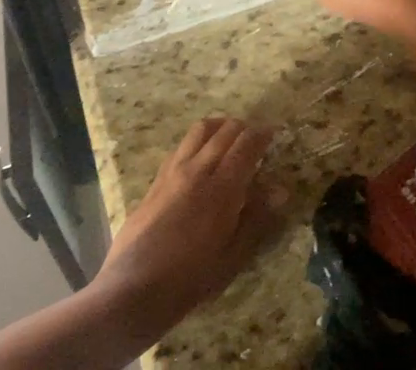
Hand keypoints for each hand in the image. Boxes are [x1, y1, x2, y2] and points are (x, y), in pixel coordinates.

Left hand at [91, 118, 281, 331]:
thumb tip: (281, 190)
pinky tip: (201, 159)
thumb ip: (257, 218)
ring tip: (229, 139)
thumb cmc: (191, 278)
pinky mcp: (155, 180)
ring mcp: (172, 172)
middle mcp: (197, 170)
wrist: (134, 289)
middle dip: (243, 128)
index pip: (246, 144)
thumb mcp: (233, 256)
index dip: (262, 134)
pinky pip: (181, 146)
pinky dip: (197, 142)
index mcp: (221, 188)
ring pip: (199, 130)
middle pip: (224, 131)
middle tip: (255, 138)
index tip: (274, 133)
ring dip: (219, 127)